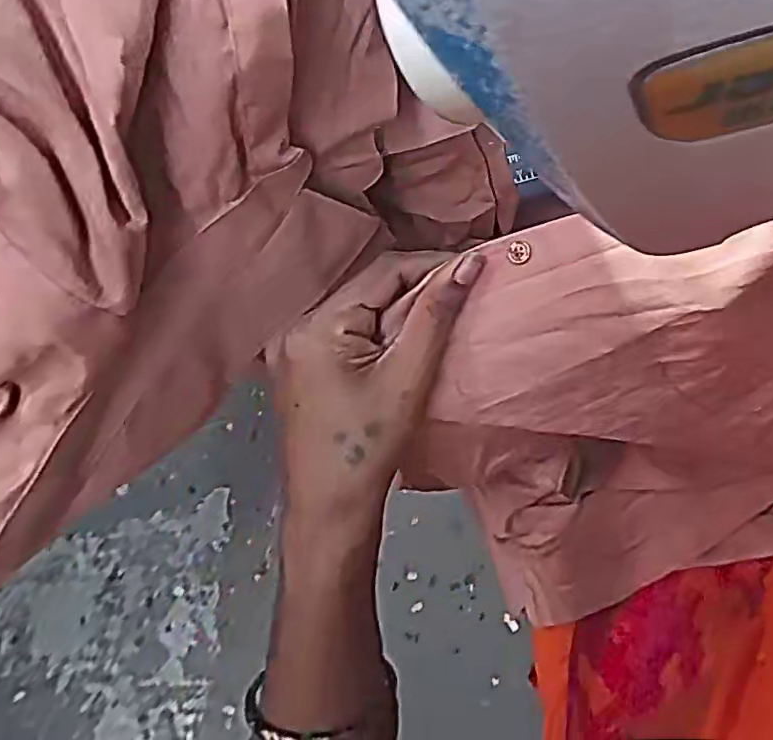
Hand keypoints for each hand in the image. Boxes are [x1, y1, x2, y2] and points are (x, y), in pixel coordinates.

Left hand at [266, 250, 484, 524]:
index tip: (474, 267)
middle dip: (423, 284)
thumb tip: (469, 263)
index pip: (385, 270)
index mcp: (317, 325)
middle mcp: (299, 325)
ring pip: (368, 303)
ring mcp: (299, 343)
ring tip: (448, 309)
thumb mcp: (410, 373)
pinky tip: (417, 334)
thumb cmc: (369, 446)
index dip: (434, 264)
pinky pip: (357, 324)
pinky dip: (391, 323)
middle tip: (465, 289)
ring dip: (409, 303)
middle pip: (374, 284)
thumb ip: (437, 312)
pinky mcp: (309, 360)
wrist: (331, 508)